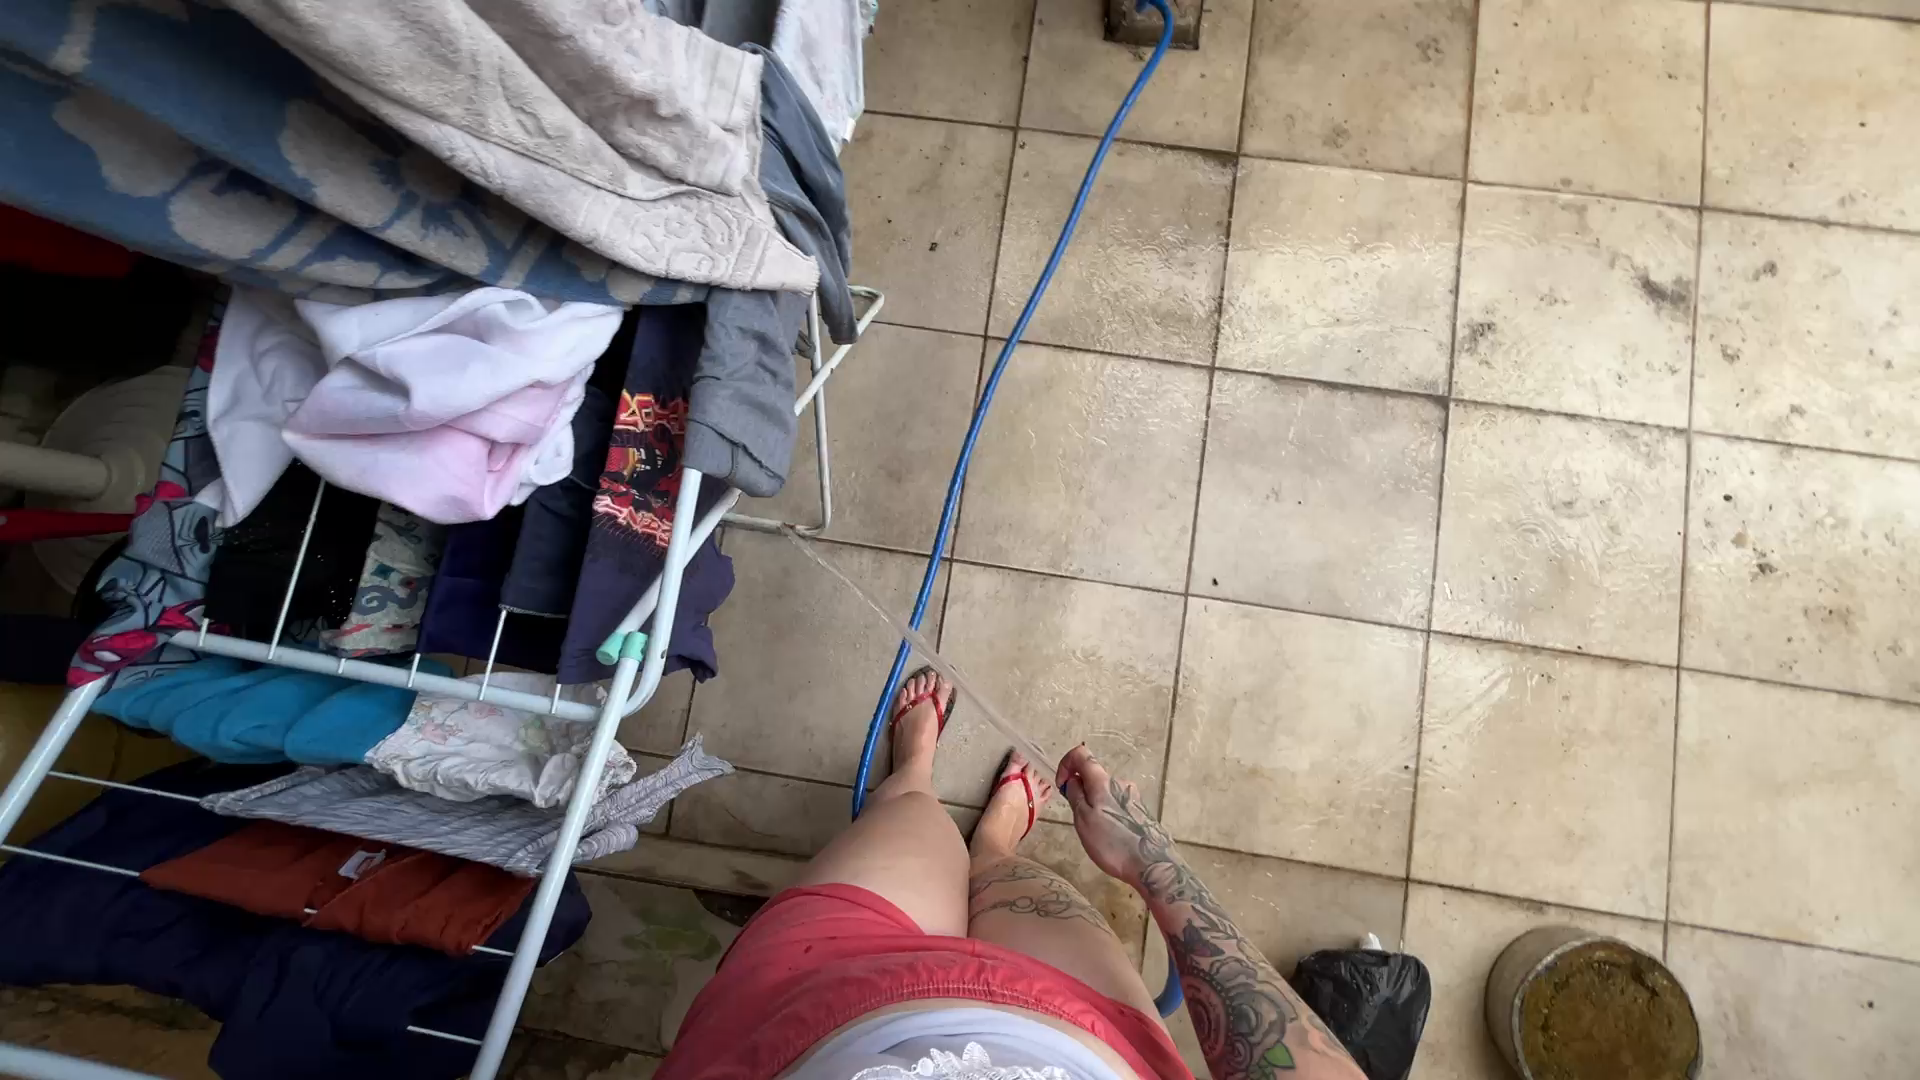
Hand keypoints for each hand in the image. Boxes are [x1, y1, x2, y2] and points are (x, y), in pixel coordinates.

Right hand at [1056, 743, 1176, 892]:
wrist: (1152, 865)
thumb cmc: (1112, 843)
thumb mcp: (1083, 820)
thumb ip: (1075, 795)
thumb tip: (1073, 780)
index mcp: (1103, 781)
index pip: (1081, 754)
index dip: (1066, 764)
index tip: (1062, 786)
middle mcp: (1120, 783)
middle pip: (1092, 776)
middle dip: (1080, 791)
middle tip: (1079, 819)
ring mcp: (1132, 796)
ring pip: (1104, 792)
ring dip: (1093, 804)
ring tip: (1096, 833)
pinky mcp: (1139, 810)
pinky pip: (1115, 803)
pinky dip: (1106, 812)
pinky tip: (1111, 837)